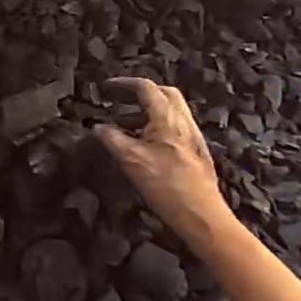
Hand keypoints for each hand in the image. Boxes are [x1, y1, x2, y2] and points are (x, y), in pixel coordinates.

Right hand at [93, 77, 230, 248]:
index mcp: (168, 120)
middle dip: (140, 92)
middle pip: (165, 94)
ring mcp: (194, 137)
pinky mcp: (196, 151)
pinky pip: (174, 126)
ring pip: (171, 111)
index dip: (123, 84)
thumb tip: (98, 127)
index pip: (146, 88)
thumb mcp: (130, 160)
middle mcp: (185, 123)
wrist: (202, 216)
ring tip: (123, 123)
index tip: (105, 88)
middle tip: (118, 99)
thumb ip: (111, 138)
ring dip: (146, 110)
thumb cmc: (165, 185)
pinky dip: (155, 125)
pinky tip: (142, 142)